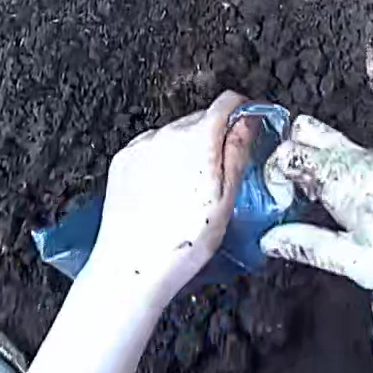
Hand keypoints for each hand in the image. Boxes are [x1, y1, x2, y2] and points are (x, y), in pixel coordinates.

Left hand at [87, 90, 258, 307]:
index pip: (227, 101)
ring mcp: (144, 144)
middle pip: (202, 118)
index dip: (242, 110)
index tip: (247, 123)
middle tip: (217, 172)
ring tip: (186, 189)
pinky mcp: (124, 158)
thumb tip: (249, 120)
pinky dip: (161, 158)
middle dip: (214, 136)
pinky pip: (151, 146)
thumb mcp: (226, 199)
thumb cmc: (181, 243)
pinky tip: (163, 189)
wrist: (129, 270)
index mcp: (199, 138)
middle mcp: (169, 133)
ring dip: (187, 147)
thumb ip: (239, 151)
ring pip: (176, 132)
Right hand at [260, 115, 372, 337]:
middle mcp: (357, 157)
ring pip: (325, 136)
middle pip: (304, 128)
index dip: (273, 174)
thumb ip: (306, 244)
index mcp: (343, 178)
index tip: (277, 203)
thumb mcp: (352, 263)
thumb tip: (269, 238)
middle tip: (288, 190)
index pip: (289, 151)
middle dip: (287, 151)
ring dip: (308, 158)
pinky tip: (335, 199)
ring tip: (310, 199)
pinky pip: (346, 150)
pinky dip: (329, 164)